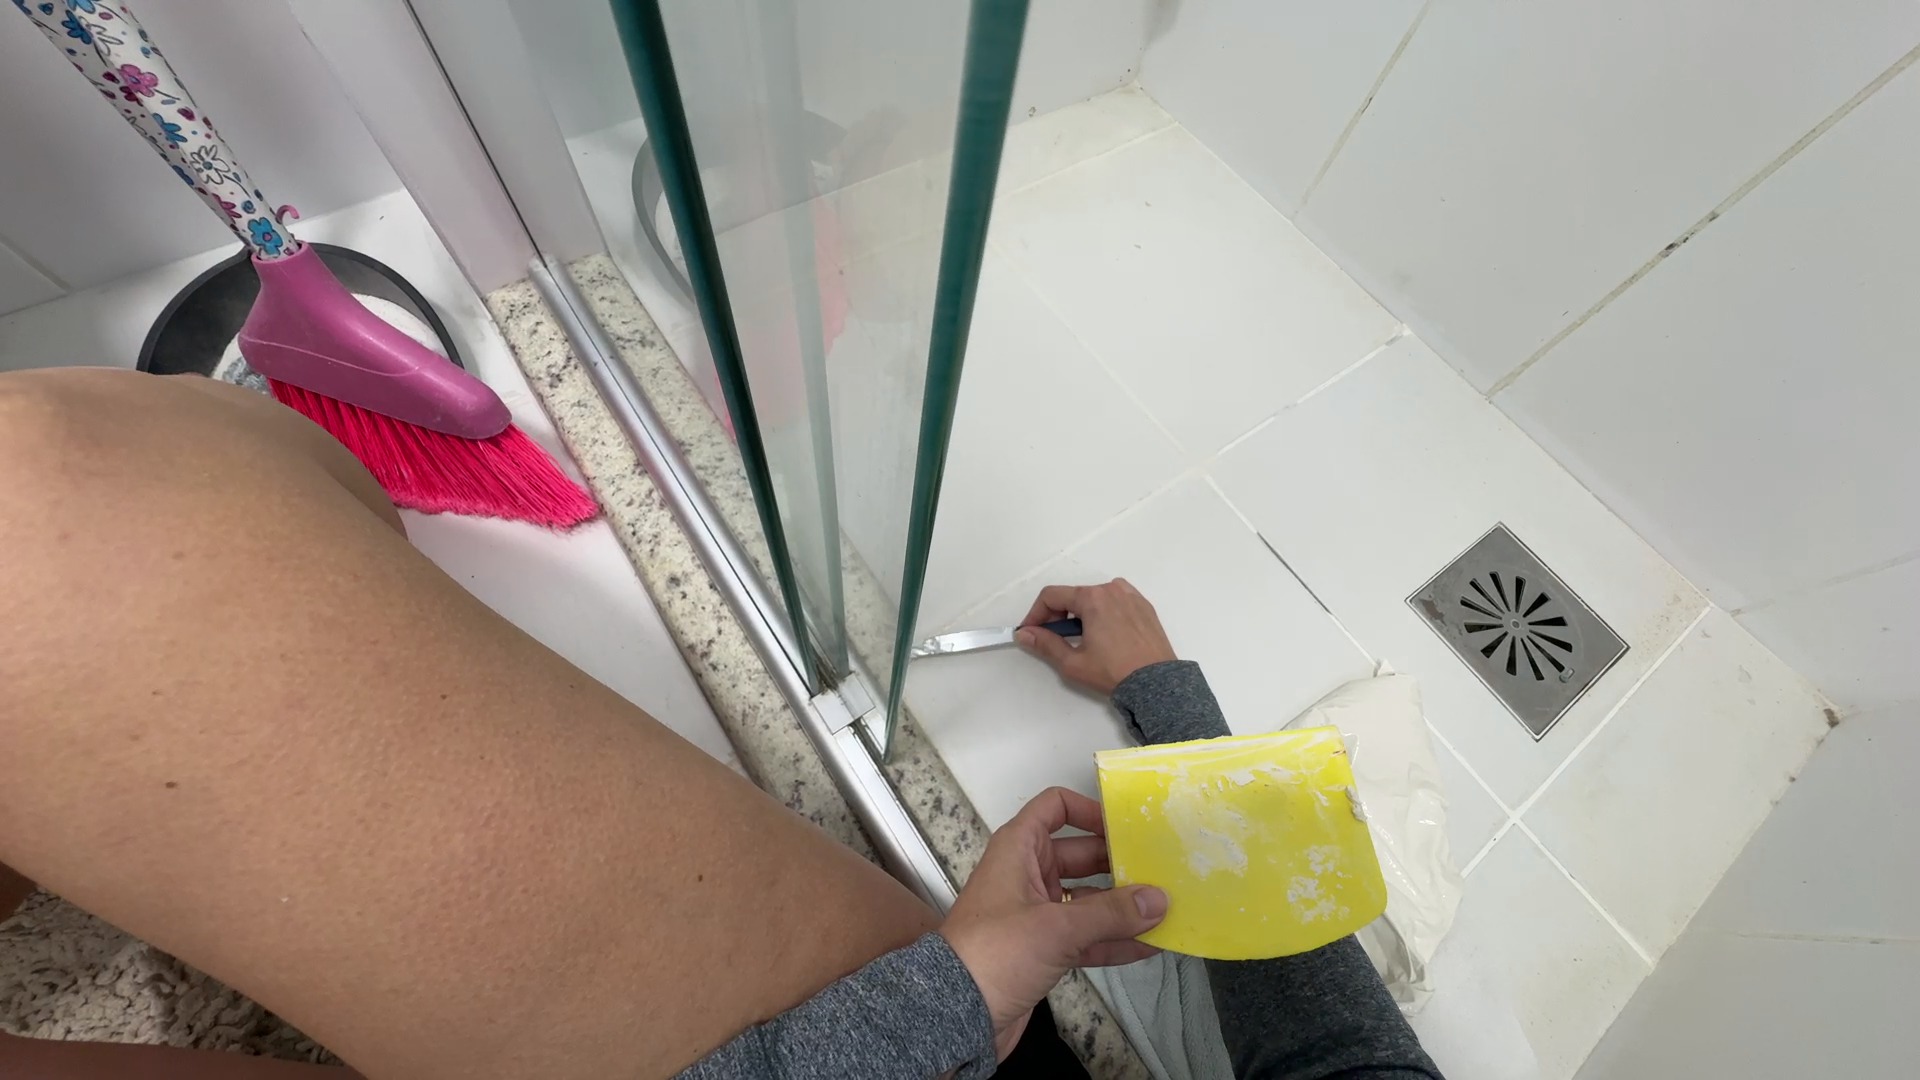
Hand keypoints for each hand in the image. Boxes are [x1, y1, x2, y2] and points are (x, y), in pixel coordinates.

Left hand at [940, 787, 1167, 1058]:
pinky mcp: (1043, 947)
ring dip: (1121, 906)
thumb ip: (1110, 914)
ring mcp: (1036, 910)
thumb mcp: (1055, 928)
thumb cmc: (993, 952)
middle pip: (1080, 855)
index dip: (1089, 810)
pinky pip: (1085, 934)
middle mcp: (1027, 872)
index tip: (1125, 827)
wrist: (957, 1013)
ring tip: (1164, 909)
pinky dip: (1112, 938)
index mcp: (1019, 847)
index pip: (1055, 807)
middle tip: (1160, 872)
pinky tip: (1148, 944)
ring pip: (1087, 899)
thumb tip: (1157, 899)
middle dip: (1118, 865)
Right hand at [1015, 579, 1177, 694]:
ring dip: (1080, 614)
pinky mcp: (1144, 605)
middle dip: (1057, 616)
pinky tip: (1104, 635)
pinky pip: (1114, 601)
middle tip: (1054, 640)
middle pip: (1073, 595)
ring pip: (1094, 598)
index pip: (1051, 596)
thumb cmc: (1113, 672)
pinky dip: (1102, 612)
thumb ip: (1045, 644)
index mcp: (1092, 598)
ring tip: (1081, 640)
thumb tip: (1023, 633)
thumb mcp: (1073, 662)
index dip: (1035, 614)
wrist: (1157, 683)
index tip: (1030, 632)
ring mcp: (1130, 595)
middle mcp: (1111, 588)